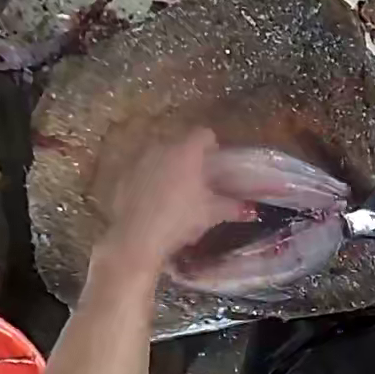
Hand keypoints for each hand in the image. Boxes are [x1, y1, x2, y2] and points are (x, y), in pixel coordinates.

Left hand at [94, 128, 250, 271]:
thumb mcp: (211, 215)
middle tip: (199, 180)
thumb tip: (252, 209)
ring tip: (176, 192)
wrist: (137, 239)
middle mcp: (160, 149)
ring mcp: (138, 161)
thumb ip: (233, 207)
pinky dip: (149, 182)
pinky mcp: (122, 177)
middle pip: (180, 144)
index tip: (217, 161)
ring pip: (159, 157)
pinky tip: (154, 203)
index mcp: (186, 152)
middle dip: (190, 158)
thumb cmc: (180, 220)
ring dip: (169, 168)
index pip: (204, 134)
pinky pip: (141, 173)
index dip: (213, 145)